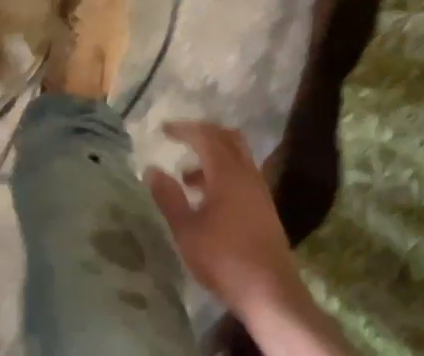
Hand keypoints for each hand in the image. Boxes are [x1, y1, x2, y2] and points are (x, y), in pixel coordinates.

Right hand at [146, 121, 299, 316]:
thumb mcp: (186, 230)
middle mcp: (247, 174)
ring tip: (187, 178)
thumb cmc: (224, 259)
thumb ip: (168, 197)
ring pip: (238, 158)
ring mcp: (260, 192)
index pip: (205, 136)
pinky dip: (224, 175)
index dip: (183, 129)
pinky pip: (243, 177)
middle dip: (203, 134)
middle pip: (228, 138)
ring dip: (213, 158)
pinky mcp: (266, 209)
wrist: (271, 294)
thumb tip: (152, 170)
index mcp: (227, 173)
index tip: (164, 130)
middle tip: (181, 140)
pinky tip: (209, 200)